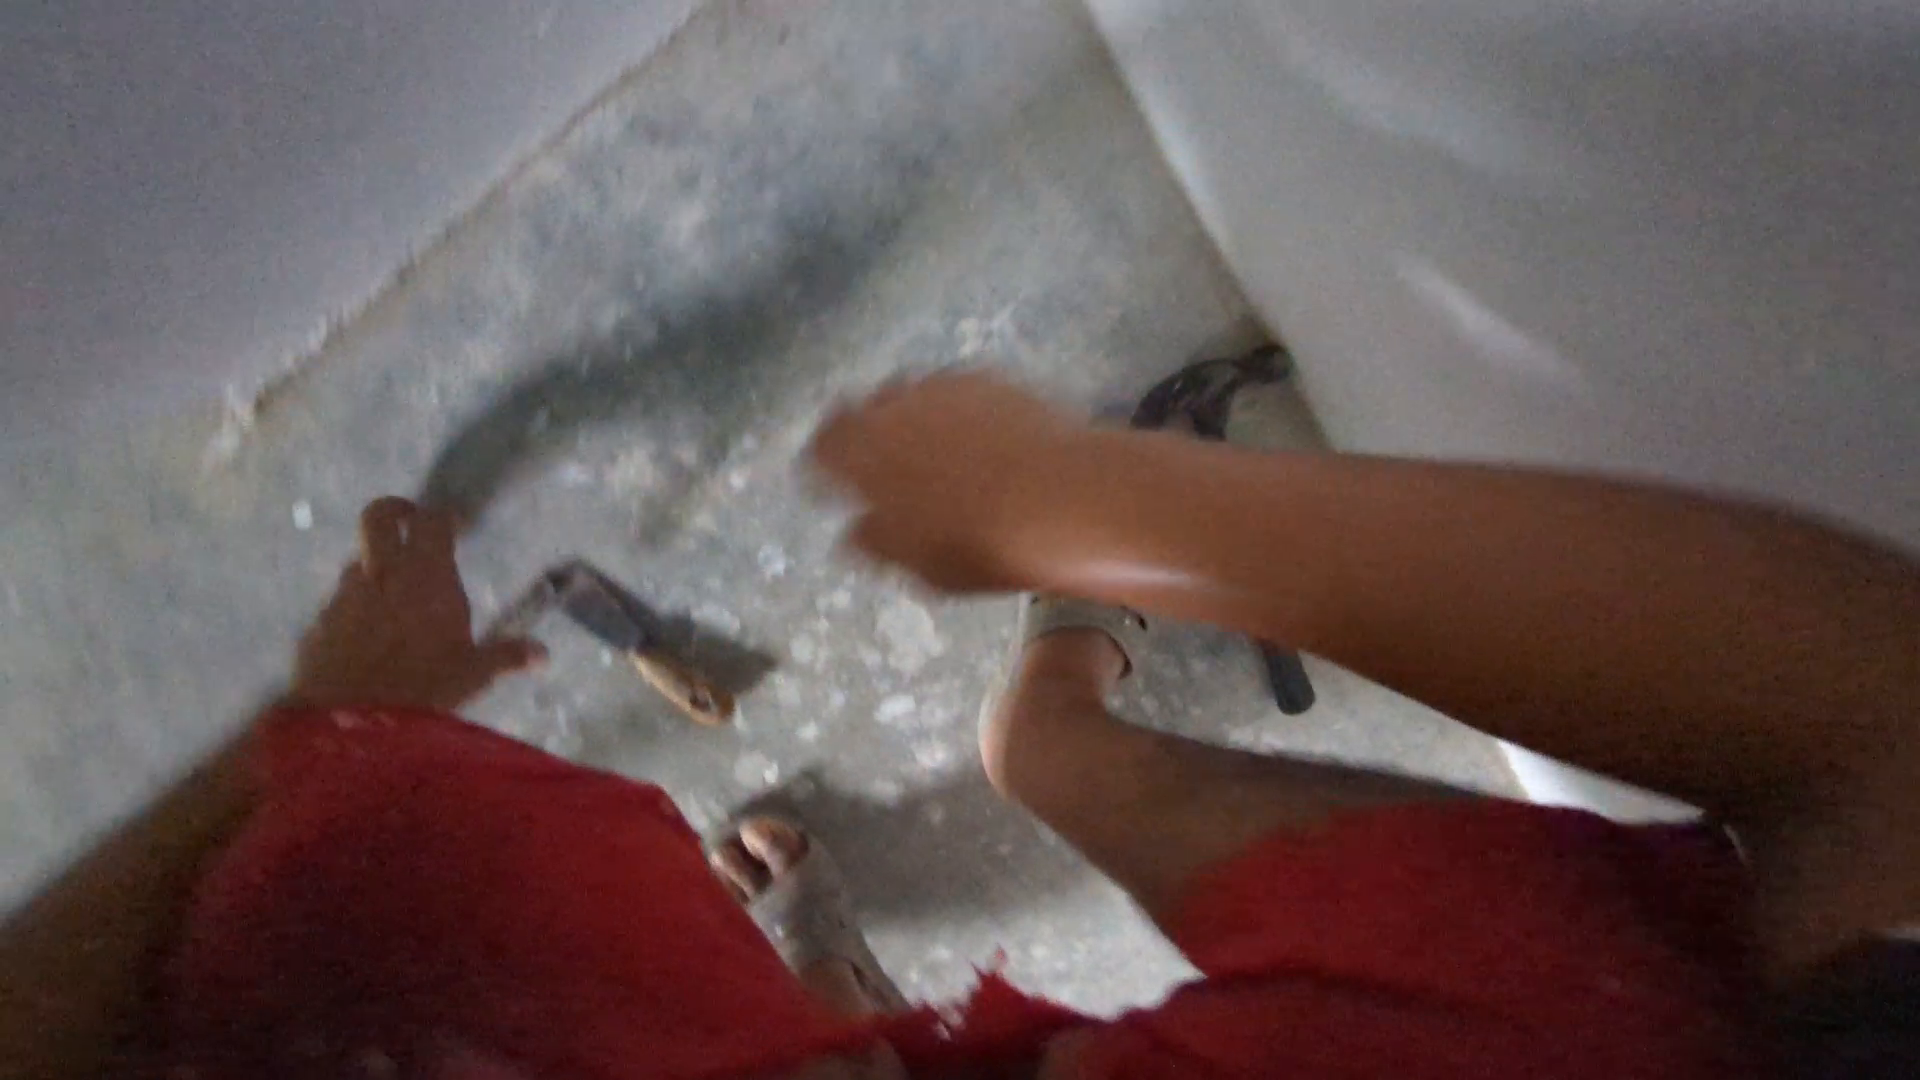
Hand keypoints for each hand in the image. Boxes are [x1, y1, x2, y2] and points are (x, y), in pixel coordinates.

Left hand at [284, 498, 545, 709]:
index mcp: (427, 578)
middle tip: (414, 524)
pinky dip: (359, 608)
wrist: (345, 723)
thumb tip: (543, 656)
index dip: (445, 516)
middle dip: (397, 511)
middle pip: (378, 518)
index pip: (433, 522)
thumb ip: (508, 656)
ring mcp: (344, 598)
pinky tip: (373, 638)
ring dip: (378, 569)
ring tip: (400, 598)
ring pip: (359, 563)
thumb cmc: (423, 688)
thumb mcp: (476, 673)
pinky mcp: (318, 624)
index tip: (459, 525)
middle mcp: (383, 576)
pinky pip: (342, 603)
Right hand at [808, 372, 1090, 592]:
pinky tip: (979, 438)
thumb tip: (855, 531)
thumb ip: (877, 542)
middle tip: (889, 467)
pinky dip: (954, 409)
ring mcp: (942, 385)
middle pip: (862, 409)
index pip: (823, 444)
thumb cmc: (983, 542)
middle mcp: (894, 406)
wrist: (1064, 495)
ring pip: (909, 394)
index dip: (826, 462)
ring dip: (910, 417)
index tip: (835, 479)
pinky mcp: (987, 377)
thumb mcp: (920, 563)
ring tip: (936, 452)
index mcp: (865, 453)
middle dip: (868, 433)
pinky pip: (954, 389)